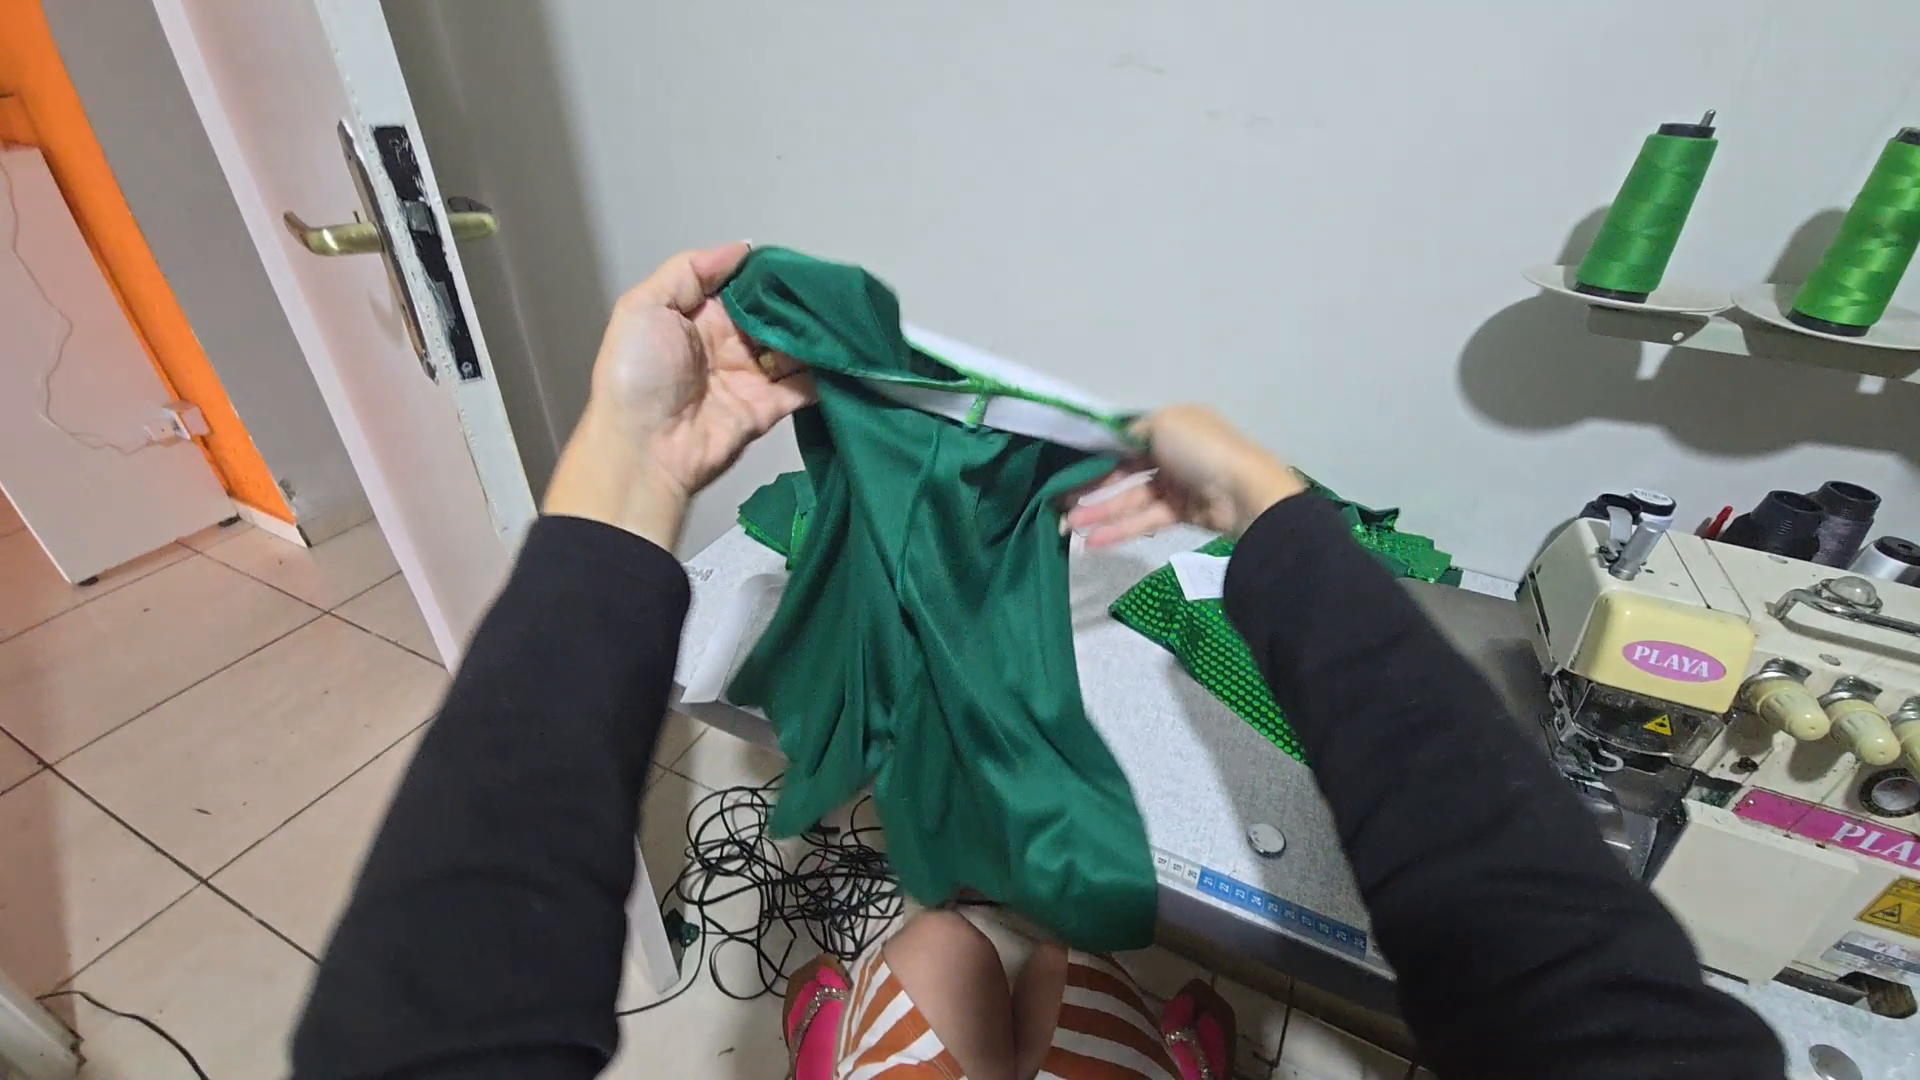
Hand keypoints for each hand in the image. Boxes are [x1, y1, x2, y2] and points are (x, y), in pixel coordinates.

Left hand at [544, 243, 815, 548]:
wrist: (647, 449)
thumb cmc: (638, 375)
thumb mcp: (644, 306)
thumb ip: (690, 271)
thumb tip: (742, 249)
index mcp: (699, 317)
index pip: (742, 288)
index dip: (767, 275)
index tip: (796, 264)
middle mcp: (728, 345)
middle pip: (772, 317)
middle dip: (797, 304)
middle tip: (827, 291)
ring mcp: (751, 378)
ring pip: (793, 350)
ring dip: (814, 337)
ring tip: (842, 319)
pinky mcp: (769, 408)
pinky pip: (803, 388)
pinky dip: (824, 375)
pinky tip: (842, 357)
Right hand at [1064, 405, 1304, 548]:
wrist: (1244, 491)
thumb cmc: (1201, 449)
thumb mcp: (1163, 423)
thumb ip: (1132, 431)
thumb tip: (1114, 442)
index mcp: (1170, 427)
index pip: (1124, 441)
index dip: (1096, 455)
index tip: (1067, 469)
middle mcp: (1171, 454)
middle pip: (1123, 473)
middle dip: (1091, 489)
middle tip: (1060, 505)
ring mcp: (1176, 485)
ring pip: (1130, 500)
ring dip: (1100, 513)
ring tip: (1070, 527)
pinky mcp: (1180, 514)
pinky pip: (1145, 520)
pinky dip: (1120, 530)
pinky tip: (1095, 542)